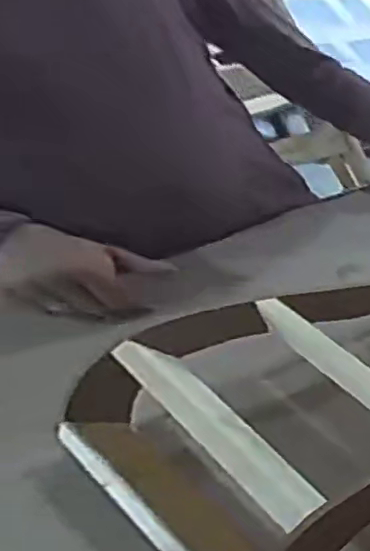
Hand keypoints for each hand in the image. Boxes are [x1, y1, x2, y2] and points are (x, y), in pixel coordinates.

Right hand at [0, 223, 173, 319]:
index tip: (146, 310)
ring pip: (75, 315)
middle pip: (99, 312)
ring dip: (90, 314)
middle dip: (116, 313)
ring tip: (98, 304)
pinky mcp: (15, 296)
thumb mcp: (101, 249)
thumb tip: (172, 272)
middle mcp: (61, 283)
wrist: (0, 236)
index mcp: (87, 271)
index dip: (136, 310)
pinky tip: (71, 303)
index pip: (120, 302)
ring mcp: (34, 291)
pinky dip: (65, 312)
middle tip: (127, 310)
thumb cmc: (59, 243)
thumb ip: (137, 263)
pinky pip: (49, 312)